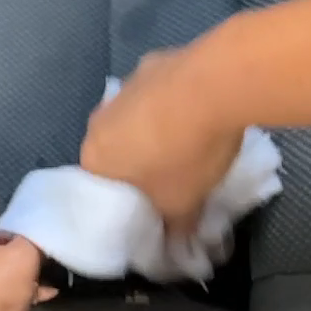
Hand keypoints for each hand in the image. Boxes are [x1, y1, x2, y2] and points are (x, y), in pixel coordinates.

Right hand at [81, 49, 243, 235]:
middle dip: (140, 163)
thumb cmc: (185, 154)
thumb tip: (178, 246)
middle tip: (174, 177)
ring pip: (135, 118)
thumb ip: (175, 229)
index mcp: (94, 157)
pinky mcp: (151, 63)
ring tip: (190, 141)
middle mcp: (99, 120)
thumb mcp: (183, 205)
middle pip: (116, 150)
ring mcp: (124, 87)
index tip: (154, 205)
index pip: (103, 187)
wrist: (216, 85)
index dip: (129, 199)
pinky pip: (157, 92)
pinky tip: (199, 110)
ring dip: (154, 130)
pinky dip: (172, 102)